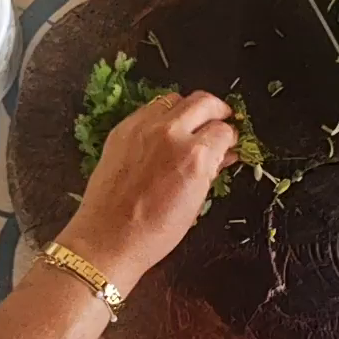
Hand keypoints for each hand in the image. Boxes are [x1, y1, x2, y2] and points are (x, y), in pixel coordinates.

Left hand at [56, 91, 236, 294]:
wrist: (108, 238)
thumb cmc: (155, 232)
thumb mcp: (196, 203)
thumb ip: (212, 170)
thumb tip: (225, 154)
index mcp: (195, 156)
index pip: (224, 130)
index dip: (230, 138)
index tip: (229, 143)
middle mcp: (171, 134)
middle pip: (204, 102)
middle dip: (218, 111)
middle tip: (219, 122)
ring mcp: (143, 128)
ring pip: (176, 99)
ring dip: (188, 109)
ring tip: (190, 126)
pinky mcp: (122, 130)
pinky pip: (150, 109)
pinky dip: (162, 116)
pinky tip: (164, 134)